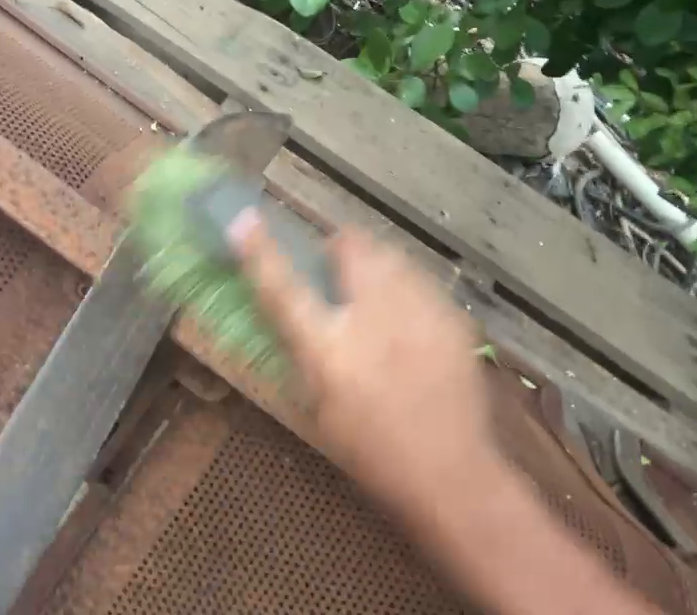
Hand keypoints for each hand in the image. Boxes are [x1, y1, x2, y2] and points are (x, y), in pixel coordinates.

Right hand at [232, 214, 497, 514]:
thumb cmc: (370, 447)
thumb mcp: (317, 400)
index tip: (244, 220)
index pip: (283, 286)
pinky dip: (404, 285)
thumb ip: (303, 345)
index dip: (260, 249)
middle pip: (350, 248)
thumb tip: (289, 305)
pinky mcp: (453, 318)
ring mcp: (420, 315)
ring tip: (371, 288)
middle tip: (332, 266)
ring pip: (389, 254)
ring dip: (372, 262)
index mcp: (329, 349)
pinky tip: (406, 314)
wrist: (453, 475)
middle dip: (337, 247)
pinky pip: (419, 279)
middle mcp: (374, 321)